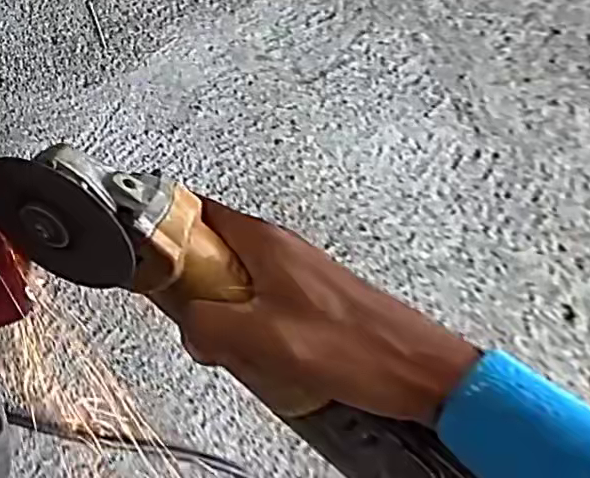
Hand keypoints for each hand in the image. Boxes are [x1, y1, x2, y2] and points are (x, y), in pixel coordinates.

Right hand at [167, 199, 481, 424]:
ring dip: (220, 297)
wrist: (438, 381)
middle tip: (190, 301)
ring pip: (233, 270)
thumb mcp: (269, 339)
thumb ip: (211, 328)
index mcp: (261, 239)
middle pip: (208, 242)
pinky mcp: (311, 293)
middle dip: (190, 272)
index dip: (164, 223)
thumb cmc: (369, 351)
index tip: (151, 247)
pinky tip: (261, 344)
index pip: (191, 208)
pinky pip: (258, 291)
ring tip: (229, 330)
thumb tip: (188, 329)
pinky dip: (247, 312)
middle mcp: (276, 244)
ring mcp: (295, 268)